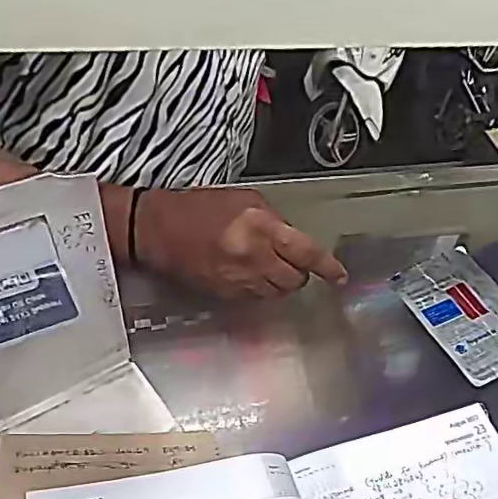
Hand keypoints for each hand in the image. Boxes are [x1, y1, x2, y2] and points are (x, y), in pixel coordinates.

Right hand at [136, 186, 347, 299]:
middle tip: (289, 262)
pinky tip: (247, 274)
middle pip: (294, 279)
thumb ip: (274, 222)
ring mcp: (240, 279)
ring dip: (279, 282)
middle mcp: (254, 257)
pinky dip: (260, 289)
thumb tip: (294, 241)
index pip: (306, 253)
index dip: (326, 267)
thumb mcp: (244, 200)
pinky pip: (257, 298)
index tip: (339, 276)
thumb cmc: (198, 209)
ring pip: (277, 292)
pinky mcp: (228, 294)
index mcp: (260, 227)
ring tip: (264, 265)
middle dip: (298, 273)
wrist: (159, 230)